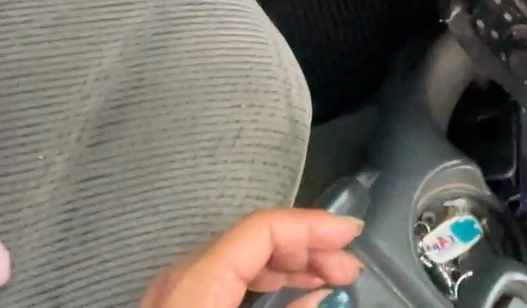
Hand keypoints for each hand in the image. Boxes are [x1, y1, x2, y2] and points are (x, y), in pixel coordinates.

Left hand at [139, 209, 364, 307]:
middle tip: (349, 270)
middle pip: (252, 241)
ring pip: (241, 262)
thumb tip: (324, 295)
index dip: (310, 226)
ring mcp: (175, 298)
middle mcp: (181, 280)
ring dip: (289, 266)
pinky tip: (293, 299)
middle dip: (306, 248)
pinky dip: (264, 284)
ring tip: (330, 281)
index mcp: (196, 284)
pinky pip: (228, 284)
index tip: (351, 237)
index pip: (260, 230)